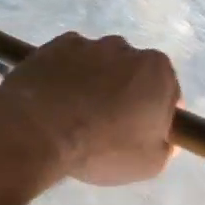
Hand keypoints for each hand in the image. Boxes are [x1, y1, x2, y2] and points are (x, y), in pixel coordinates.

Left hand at [0, 33, 180, 185]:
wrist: (37, 129)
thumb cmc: (102, 147)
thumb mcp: (151, 161)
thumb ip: (165, 141)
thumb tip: (162, 133)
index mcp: (155, 70)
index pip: (167, 89)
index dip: (156, 111)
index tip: (142, 130)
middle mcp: (123, 47)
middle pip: (131, 71)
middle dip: (124, 91)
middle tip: (109, 121)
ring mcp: (84, 43)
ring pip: (97, 63)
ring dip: (93, 80)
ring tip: (76, 110)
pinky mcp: (51, 45)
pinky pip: (67, 60)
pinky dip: (65, 74)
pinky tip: (56, 98)